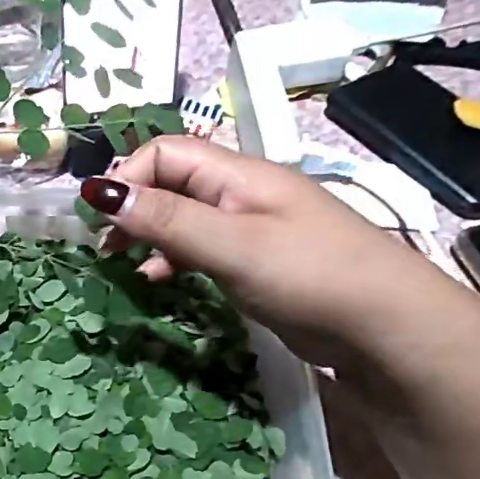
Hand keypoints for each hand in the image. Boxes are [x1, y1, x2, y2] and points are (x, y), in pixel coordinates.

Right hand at [90, 137, 456, 365]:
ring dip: (149, 236)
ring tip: (123, 265)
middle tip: (104, 246)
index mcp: (238, 174)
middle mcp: (241, 193)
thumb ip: (168, 219)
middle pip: (172, 183)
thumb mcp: (232, 245)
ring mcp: (249, 229)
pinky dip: (174, 260)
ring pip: (184, 219)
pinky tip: (160, 280)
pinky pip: (202, 249)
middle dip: (132, 207)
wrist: (381, 325)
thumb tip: (100, 191)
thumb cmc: (308, 274)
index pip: (166, 153)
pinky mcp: (254, 262)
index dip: (127, 177)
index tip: (98, 216)